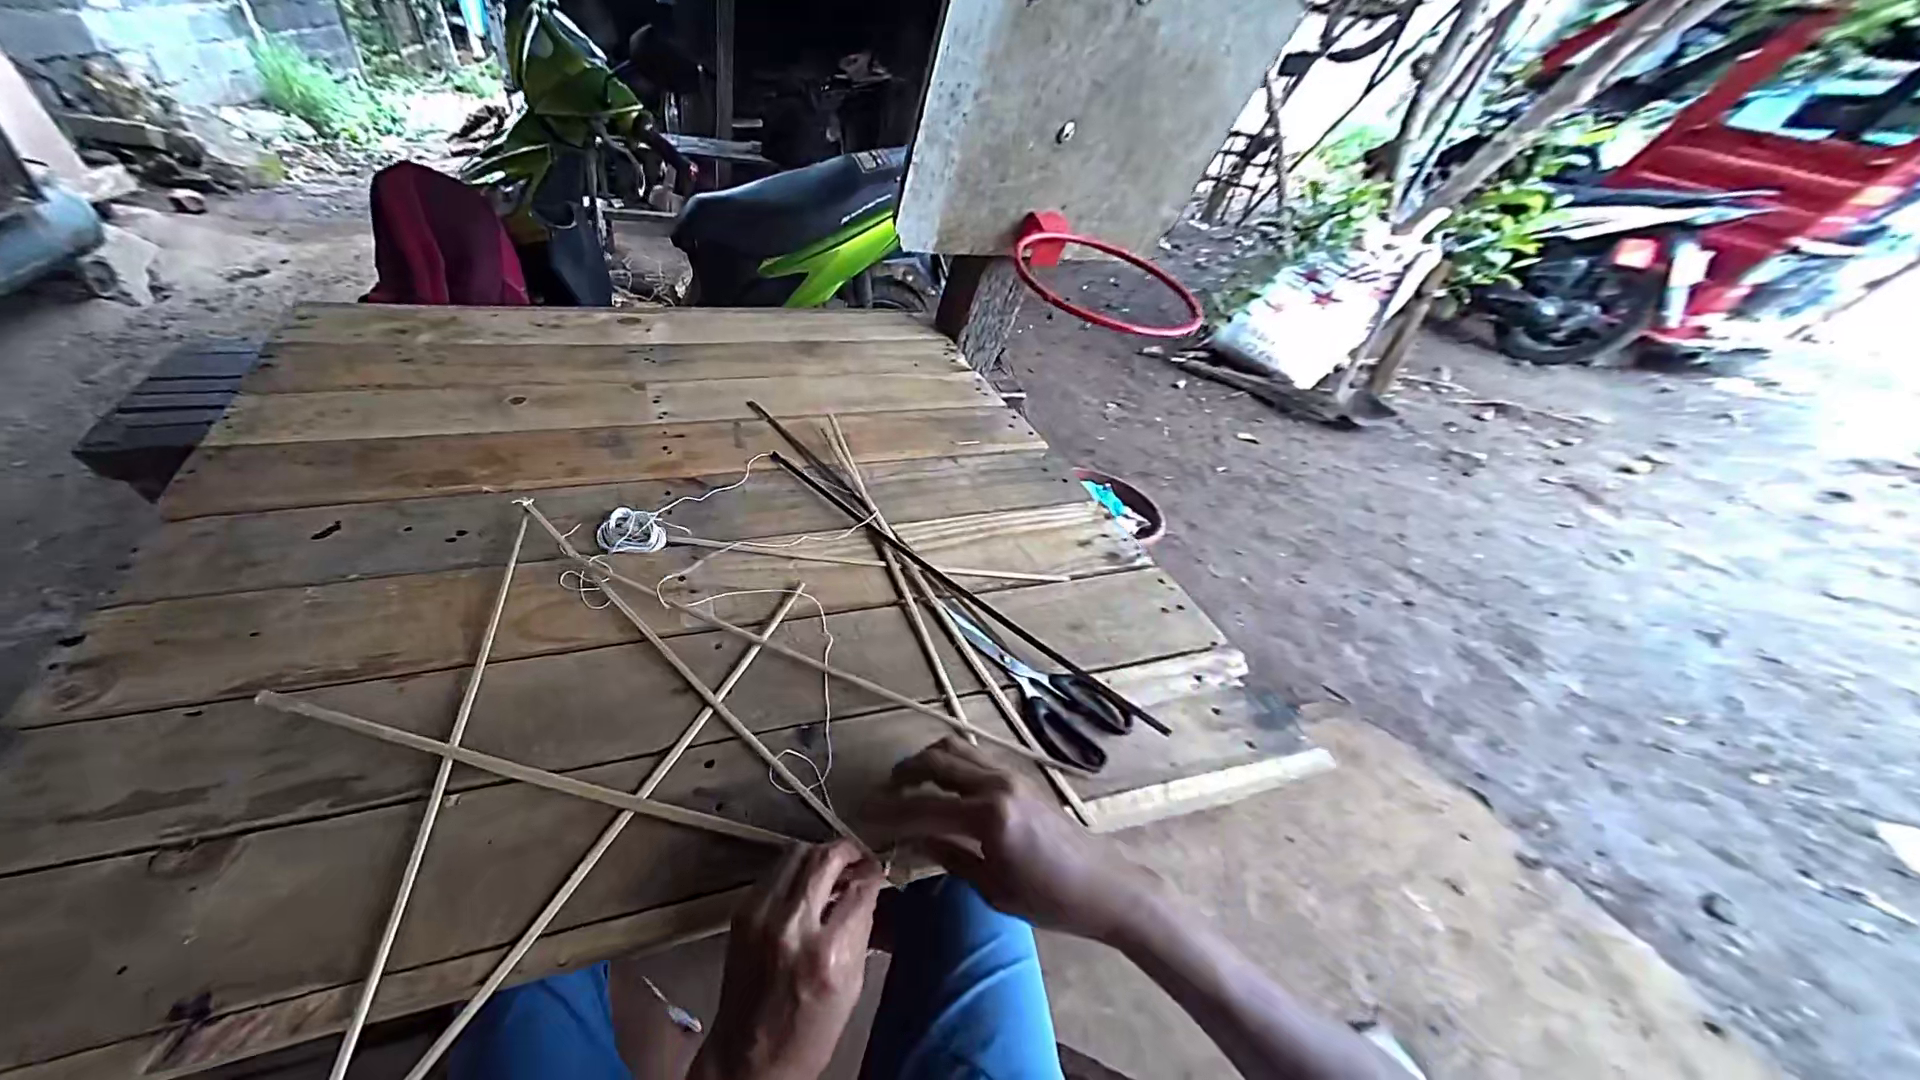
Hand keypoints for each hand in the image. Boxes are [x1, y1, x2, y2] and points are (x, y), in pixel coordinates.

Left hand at [690, 841, 883, 1079]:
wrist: (746, 1062)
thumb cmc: (809, 1032)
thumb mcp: (851, 984)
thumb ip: (861, 928)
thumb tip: (869, 886)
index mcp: (826, 953)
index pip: (859, 888)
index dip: (874, 873)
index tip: (879, 870)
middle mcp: (791, 926)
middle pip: (825, 858)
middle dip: (849, 852)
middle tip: (859, 860)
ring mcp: (761, 915)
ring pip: (798, 852)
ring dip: (821, 855)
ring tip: (834, 869)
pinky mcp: (743, 912)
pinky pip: (776, 869)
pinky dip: (797, 868)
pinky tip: (807, 884)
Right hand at [868, 737, 1159, 942]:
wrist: (1104, 883)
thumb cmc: (1050, 899)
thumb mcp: (993, 889)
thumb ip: (950, 856)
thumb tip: (914, 838)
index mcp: (989, 816)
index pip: (924, 807)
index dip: (891, 814)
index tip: (866, 819)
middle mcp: (997, 783)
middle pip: (937, 759)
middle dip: (904, 773)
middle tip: (883, 794)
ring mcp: (1010, 773)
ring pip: (957, 747)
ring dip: (927, 759)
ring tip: (907, 782)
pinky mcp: (1019, 775)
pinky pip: (975, 754)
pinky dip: (950, 759)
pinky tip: (941, 782)